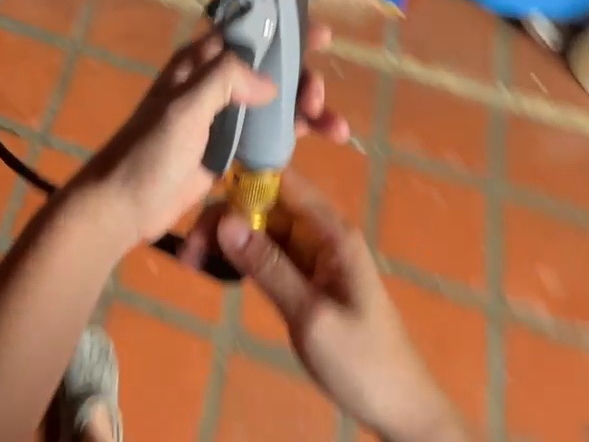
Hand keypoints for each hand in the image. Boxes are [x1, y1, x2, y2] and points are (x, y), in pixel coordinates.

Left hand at [70, 27, 351, 248]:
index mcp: (197, 63)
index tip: (321, 34)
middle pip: (268, 67)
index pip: (244, 34)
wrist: (127, 204)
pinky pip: (271, 131)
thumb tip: (270, 81)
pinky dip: (298, 131)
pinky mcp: (232, 147)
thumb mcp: (184, 108)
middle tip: (317, 96)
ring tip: (335, 127)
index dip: (281, 30)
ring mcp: (225, 116)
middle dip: (300, 76)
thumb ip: (224, 81)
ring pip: (276, 100)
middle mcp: (213, 83)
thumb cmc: (150, 151)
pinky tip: (325, 137)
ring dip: (307, 107)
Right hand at [207, 174, 468, 441]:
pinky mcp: (300, 276)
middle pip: (261, 203)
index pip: (281, 180)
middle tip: (187, 248)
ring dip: (224, 237)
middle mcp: (318, 233)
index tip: (199, 189)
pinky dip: (236, 257)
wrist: (400, 411)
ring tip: (190, 260)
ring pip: (257, 227)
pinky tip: (210, 267)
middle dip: (223, 215)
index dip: (241, 176)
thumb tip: (223, 220)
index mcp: (330, 231)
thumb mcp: (312, 316)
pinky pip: (262, 252)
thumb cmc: (363, 362)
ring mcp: (308, 255)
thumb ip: (268, 267)